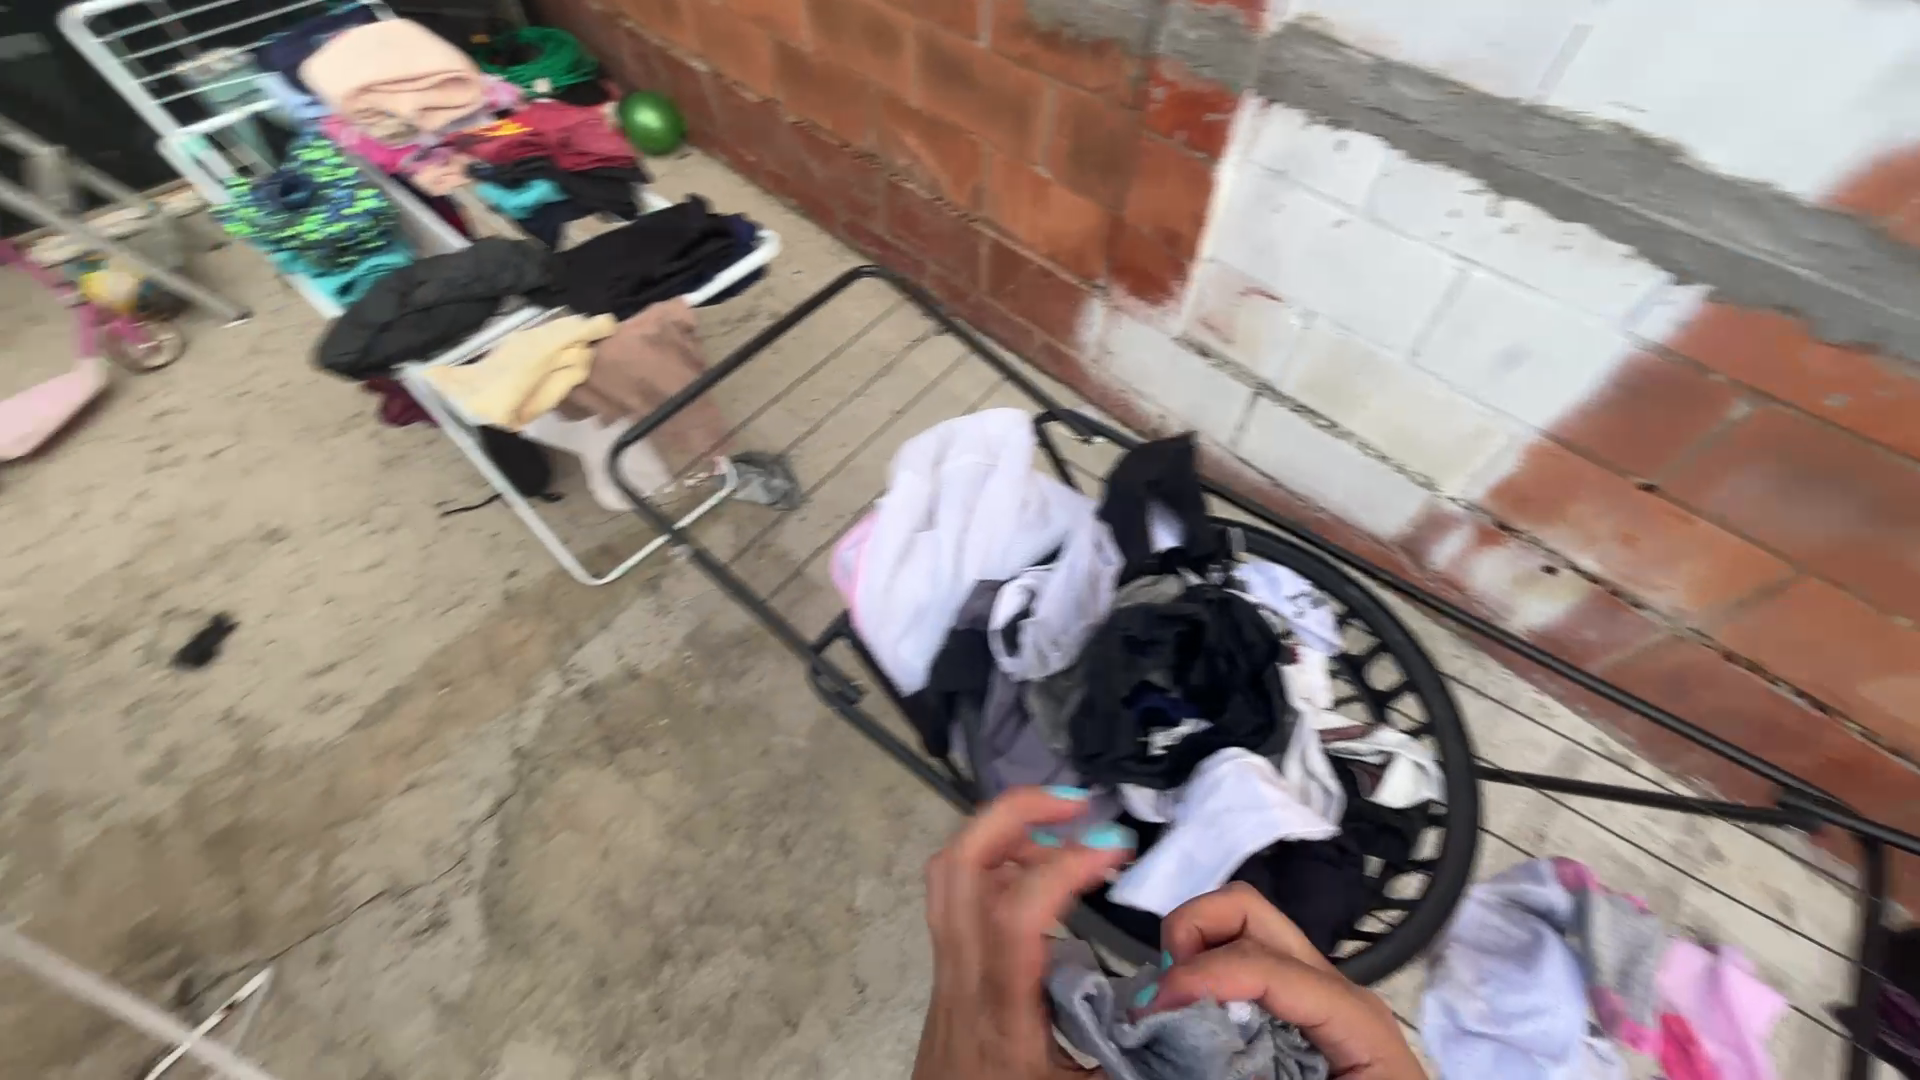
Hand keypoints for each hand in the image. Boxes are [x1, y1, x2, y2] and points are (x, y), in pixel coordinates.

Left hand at [913, 787, 1135, 1079]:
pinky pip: (954, 886)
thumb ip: (1132, 1049)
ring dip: (1003, 830)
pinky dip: (993, 856)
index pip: (1014, 914)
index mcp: (1001, 1013)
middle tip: (1075, 806)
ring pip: (950, 869)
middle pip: (960, 866)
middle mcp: (962, 977)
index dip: (1063, 866)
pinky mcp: (941, 962)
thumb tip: (1181, 1006)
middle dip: (1015, 814)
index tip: (1115, 849)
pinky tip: (1036, 871)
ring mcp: (943, 965)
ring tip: (1062, 831)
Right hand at [1153, 883, 1425, 1079]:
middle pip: (1246, 907)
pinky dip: (1204, 966)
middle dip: (1192, 929)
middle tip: (1165, 989)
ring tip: (1173, 999)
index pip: (1264, 963)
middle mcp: (1331, 985)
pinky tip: (1191, 1009)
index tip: (1152, 1008)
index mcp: (1352, 1016)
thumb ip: (1247, 1071)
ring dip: (1193, 944)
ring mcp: (1312, 989)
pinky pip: (1240, 956)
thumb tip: (1177, 1039)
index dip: (1201, 974)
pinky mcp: (1295, 1004)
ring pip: (1238, 921)